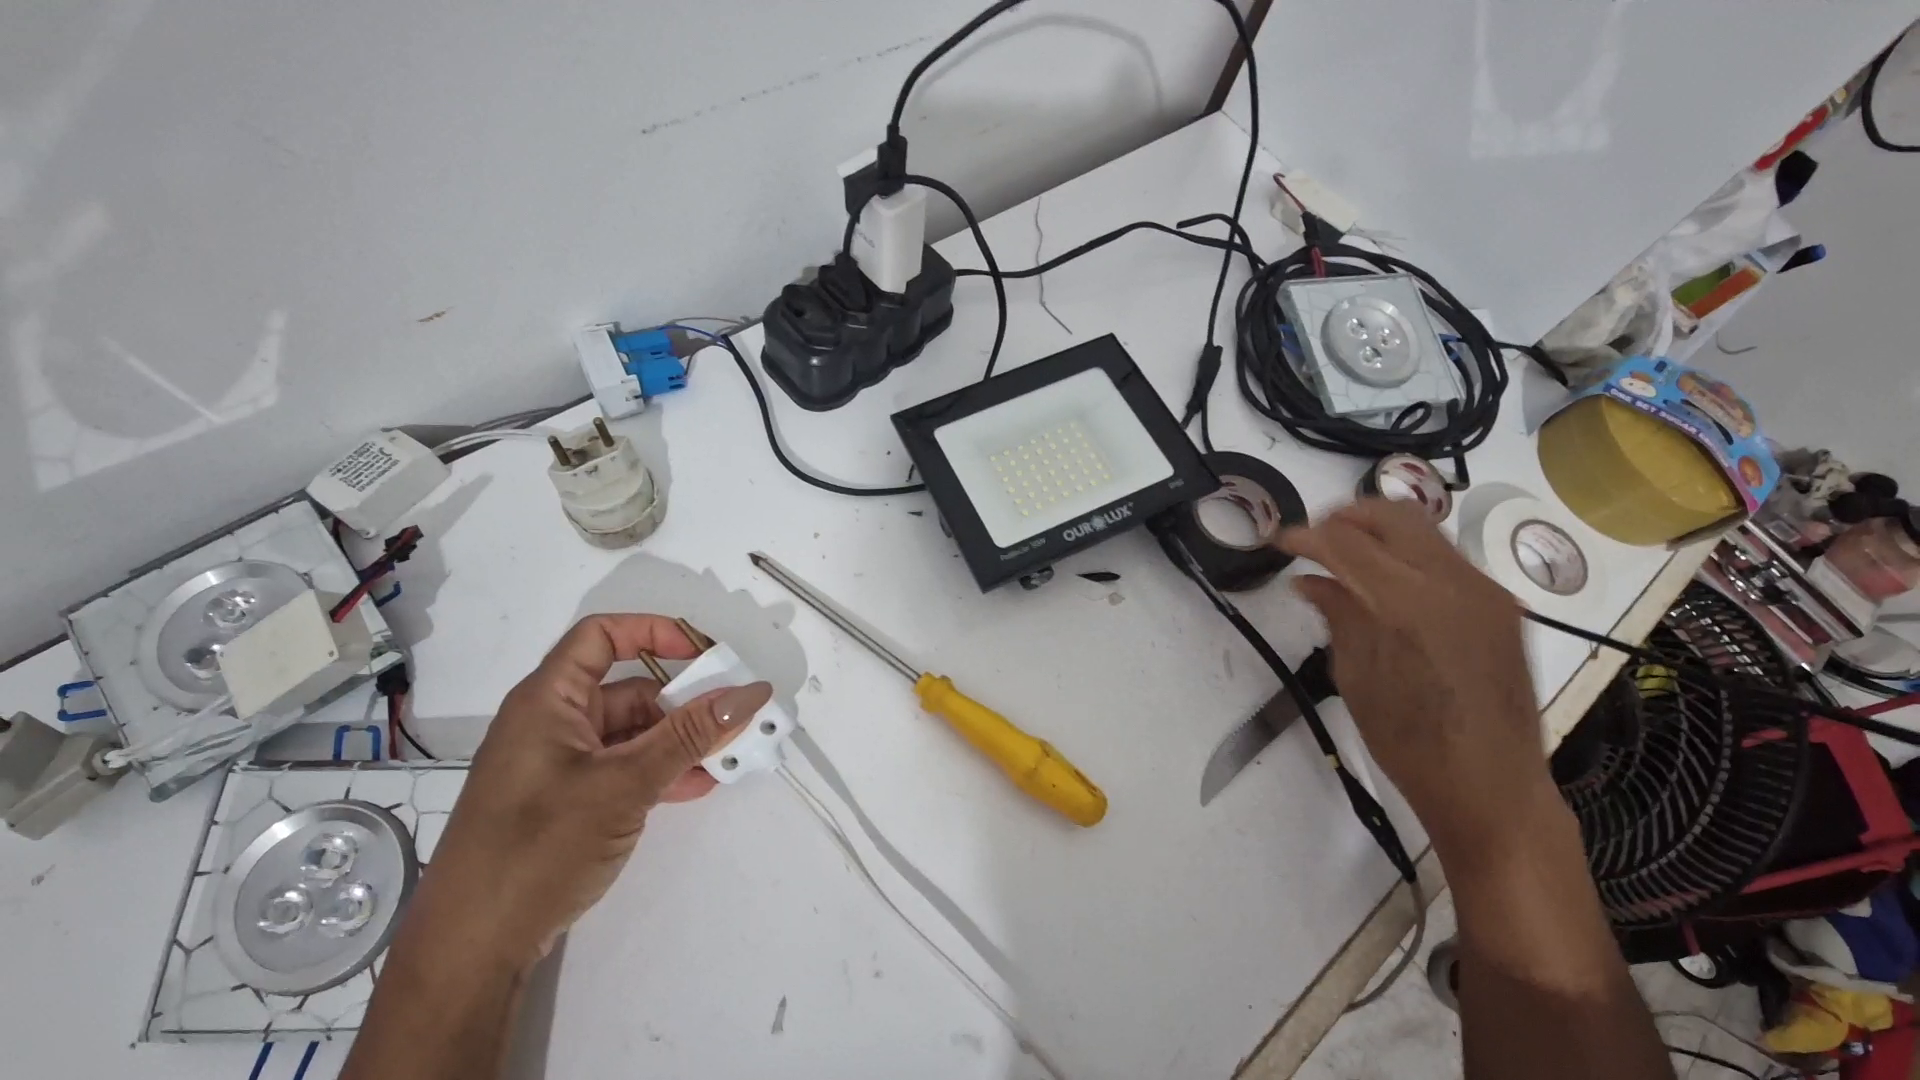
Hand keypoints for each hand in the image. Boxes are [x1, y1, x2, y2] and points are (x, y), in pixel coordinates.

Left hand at [417, 614, 771, 967]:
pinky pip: (622, 769)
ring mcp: (558, 766)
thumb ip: (690, 735)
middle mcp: (551, 723)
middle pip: (626, 689)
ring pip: (630, 734)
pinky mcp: (566, 803)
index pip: (602, 636)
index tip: (706, 655)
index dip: (655, 633)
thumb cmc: (540, 847)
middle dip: (683, 700)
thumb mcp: (624, 785)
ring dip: (678, 741)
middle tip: (735, 716)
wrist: (474, 947)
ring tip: (728, 756)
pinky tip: (697, 786)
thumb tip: (750, 691)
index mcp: (548, 700)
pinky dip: (659, 772)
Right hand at [1280, 499, 1557, 860]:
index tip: (1279, 542)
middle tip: (1313, 539)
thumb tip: (1312, 581)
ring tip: (1345, 559)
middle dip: (1345, 518)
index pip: (1345, 542)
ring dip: (1379, 533)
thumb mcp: (1356, 677)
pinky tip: (1387, 586)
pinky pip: (1446, 559)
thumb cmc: (1409, 743)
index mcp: (1407, 603)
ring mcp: (1484, 590)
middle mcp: (1452, 582)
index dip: (1305, 536)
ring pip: (1424, 530)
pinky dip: (1408, 556)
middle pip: (1392, 514)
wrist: (1492, 785)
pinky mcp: (1502, 605)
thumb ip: (1338, 615)